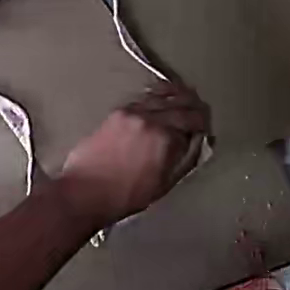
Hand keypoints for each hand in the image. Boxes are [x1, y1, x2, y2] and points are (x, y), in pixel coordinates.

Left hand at [55, 82, 209, 227]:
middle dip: (195, 106)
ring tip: (186, 95)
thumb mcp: (166, 183)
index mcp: (165, 138)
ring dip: (178, 95)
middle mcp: (150, 120)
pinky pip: (144, 98)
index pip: (195, 120)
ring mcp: (132, 113)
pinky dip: (157, 95)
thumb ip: (187, 159)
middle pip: (181, 103)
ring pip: (162, 95)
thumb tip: (199, 142)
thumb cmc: (123, 195)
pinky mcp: (117, 114)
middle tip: (201, 110)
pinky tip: (162, 96)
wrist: (84, 192)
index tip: (205, 126)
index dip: (204, 122)